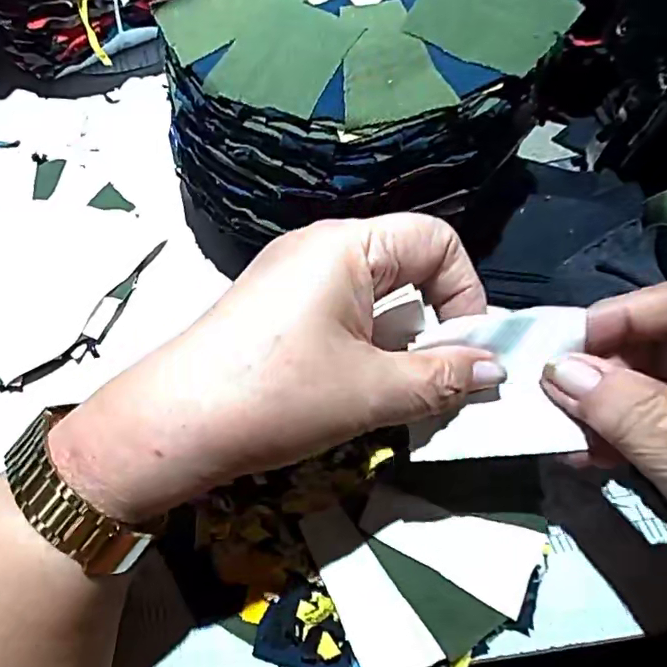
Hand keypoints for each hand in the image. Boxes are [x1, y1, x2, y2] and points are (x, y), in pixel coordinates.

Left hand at [49, 215, 503, 522]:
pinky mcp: (275, 309)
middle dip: (433, 324)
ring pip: (374, 297)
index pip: (437, 241)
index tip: (467, 351)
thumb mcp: (371, 392)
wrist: (172, 426)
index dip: (465, 292)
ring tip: (394, 393)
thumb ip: (442, 377)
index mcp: (346, 246)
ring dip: (399, 343)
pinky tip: (355, 390)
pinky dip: (364, 347)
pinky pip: (341, 314)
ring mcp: (291, 277)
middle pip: (407, 266)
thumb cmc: (277, 396)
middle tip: (436, 380)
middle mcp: (319, 247)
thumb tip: (495, 370)